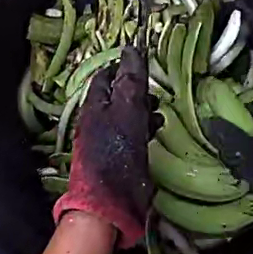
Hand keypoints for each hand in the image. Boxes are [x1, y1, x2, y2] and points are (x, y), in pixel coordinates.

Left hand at [53, 46, 151, 246]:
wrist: (108, 202)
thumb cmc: (117, 153)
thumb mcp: (127, 110)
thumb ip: (130, 82)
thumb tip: (132, 50)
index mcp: (94, 105)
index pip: (106, 75)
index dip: (123, 64)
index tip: (143, 59)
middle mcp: (97, 119)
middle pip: (117, 94)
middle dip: (136, 89)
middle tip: (154, 89)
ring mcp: (106, 138)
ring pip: (125, 113)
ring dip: (143, 109)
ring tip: (158, 111)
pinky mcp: (117, 155)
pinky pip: (130, 133)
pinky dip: (143, 127)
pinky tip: (155, 131)